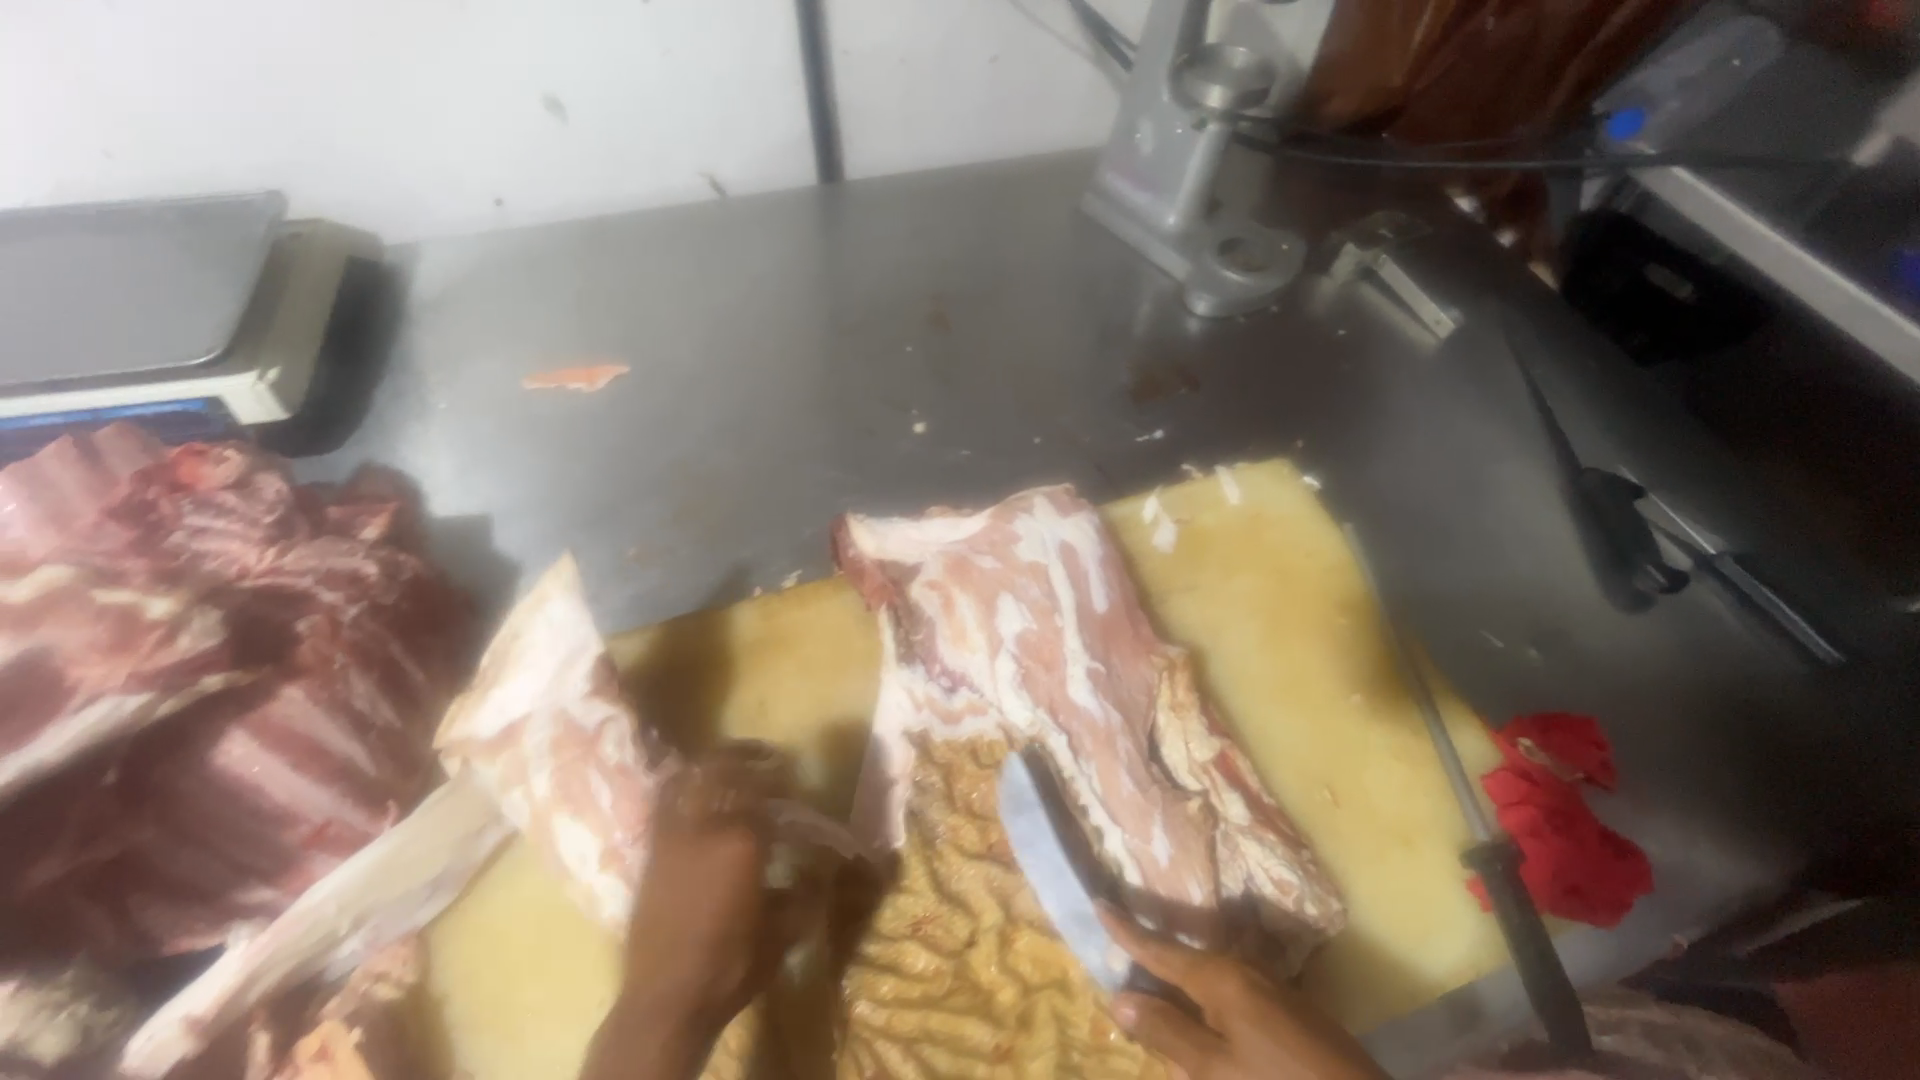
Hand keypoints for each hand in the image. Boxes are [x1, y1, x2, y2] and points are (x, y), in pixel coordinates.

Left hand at [582, 742, 799, 1079]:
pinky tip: (694, 793)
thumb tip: (820, 871)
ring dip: (708, 765)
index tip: (791, 776)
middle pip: (721, 770)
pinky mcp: (649, 854)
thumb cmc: (733, 966)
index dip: (779, 778)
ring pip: (686, 780)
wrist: (667, 999)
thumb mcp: (784, 931)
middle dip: (744, 755)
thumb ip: (804, 894)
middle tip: (765, 756)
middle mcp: (704, 828)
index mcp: (743, 842)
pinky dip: (681, 788)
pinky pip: (664, 804)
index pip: (763, 792)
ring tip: (726, 764)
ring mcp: (671, 838)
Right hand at [1100, 907, 1387, 1079]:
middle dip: (1153, 956)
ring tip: (1156, 983)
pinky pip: (1233, 993)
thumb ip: (1169, 1033)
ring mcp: (1271, 988)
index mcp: (1220, 978)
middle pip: (1185, 959)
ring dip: (1181, 980)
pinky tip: (1207, 1017)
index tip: (1100, 902)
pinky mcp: (1290, 1009)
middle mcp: (1244, 971)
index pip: (1160, 950)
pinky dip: (1209, 999)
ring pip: (1210, 977)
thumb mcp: (1217, 1072)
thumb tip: (1120, 998)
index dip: (1127, 931)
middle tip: (1120, 943)